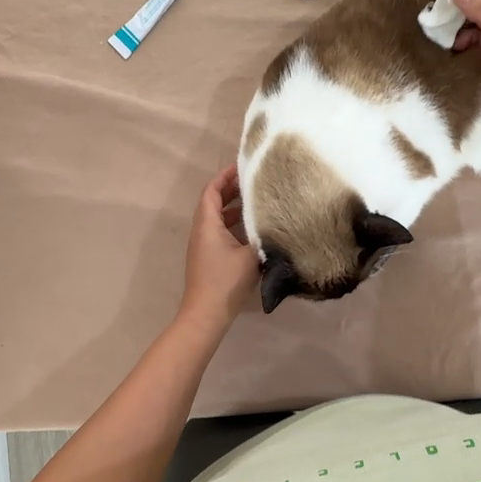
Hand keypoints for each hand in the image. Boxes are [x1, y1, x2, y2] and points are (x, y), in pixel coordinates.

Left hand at [179, 166, 259, 330]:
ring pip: (216, 220)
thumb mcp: (251, 255)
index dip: (225, 176)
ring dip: (234, 210)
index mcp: (207, 224)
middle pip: (213, 203)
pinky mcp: (207, 260)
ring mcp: (202, 247)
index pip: (212, 190)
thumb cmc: (226, 281)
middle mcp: (201, 231)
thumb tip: (280, 224)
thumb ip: (264, 236)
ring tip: (257, 204)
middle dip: (232, 191)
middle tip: (254, 183)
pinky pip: (219, 233)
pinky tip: (252, 232)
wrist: (206, 314)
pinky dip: (233, 226)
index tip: (243, 166)